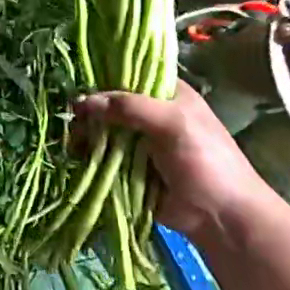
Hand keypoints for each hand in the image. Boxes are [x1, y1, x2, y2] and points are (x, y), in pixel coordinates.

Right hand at [76, 84, 283, 243]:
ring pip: (102, 131)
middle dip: (88, 112)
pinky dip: (87, 156)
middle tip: (71, 122)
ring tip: (72, 144)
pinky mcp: (128, 168)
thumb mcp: (172, 123)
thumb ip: (130, 107)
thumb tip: (82, 101)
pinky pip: (101, 157)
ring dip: (85, 136)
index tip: (77, 88)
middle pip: (109, 105)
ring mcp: (137, 142)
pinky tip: (75, 157)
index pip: (128, 74)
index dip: (101, 78)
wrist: (218, 214)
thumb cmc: (204, 159)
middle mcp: (149, 113)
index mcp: (166, 93)